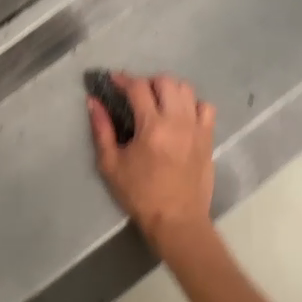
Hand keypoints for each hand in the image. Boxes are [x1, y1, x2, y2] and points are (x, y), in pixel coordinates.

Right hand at [88, 73, 216, 254]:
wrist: (177, 222)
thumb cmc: (140, 194)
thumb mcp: (110, 163)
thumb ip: (101, 129)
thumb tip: (93, 102)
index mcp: (152, 127)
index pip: (138, 87)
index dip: (123, 79)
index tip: (113, 81)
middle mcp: (178, 122)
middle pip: (166, 81)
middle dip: (147, 81)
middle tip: (135, 94)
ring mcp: (197, 130)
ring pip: (187, 90)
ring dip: (169, 89)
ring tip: (157, 102)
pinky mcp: (208, 139)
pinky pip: (206, 108)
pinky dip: (192, 104)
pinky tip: (180, 115)